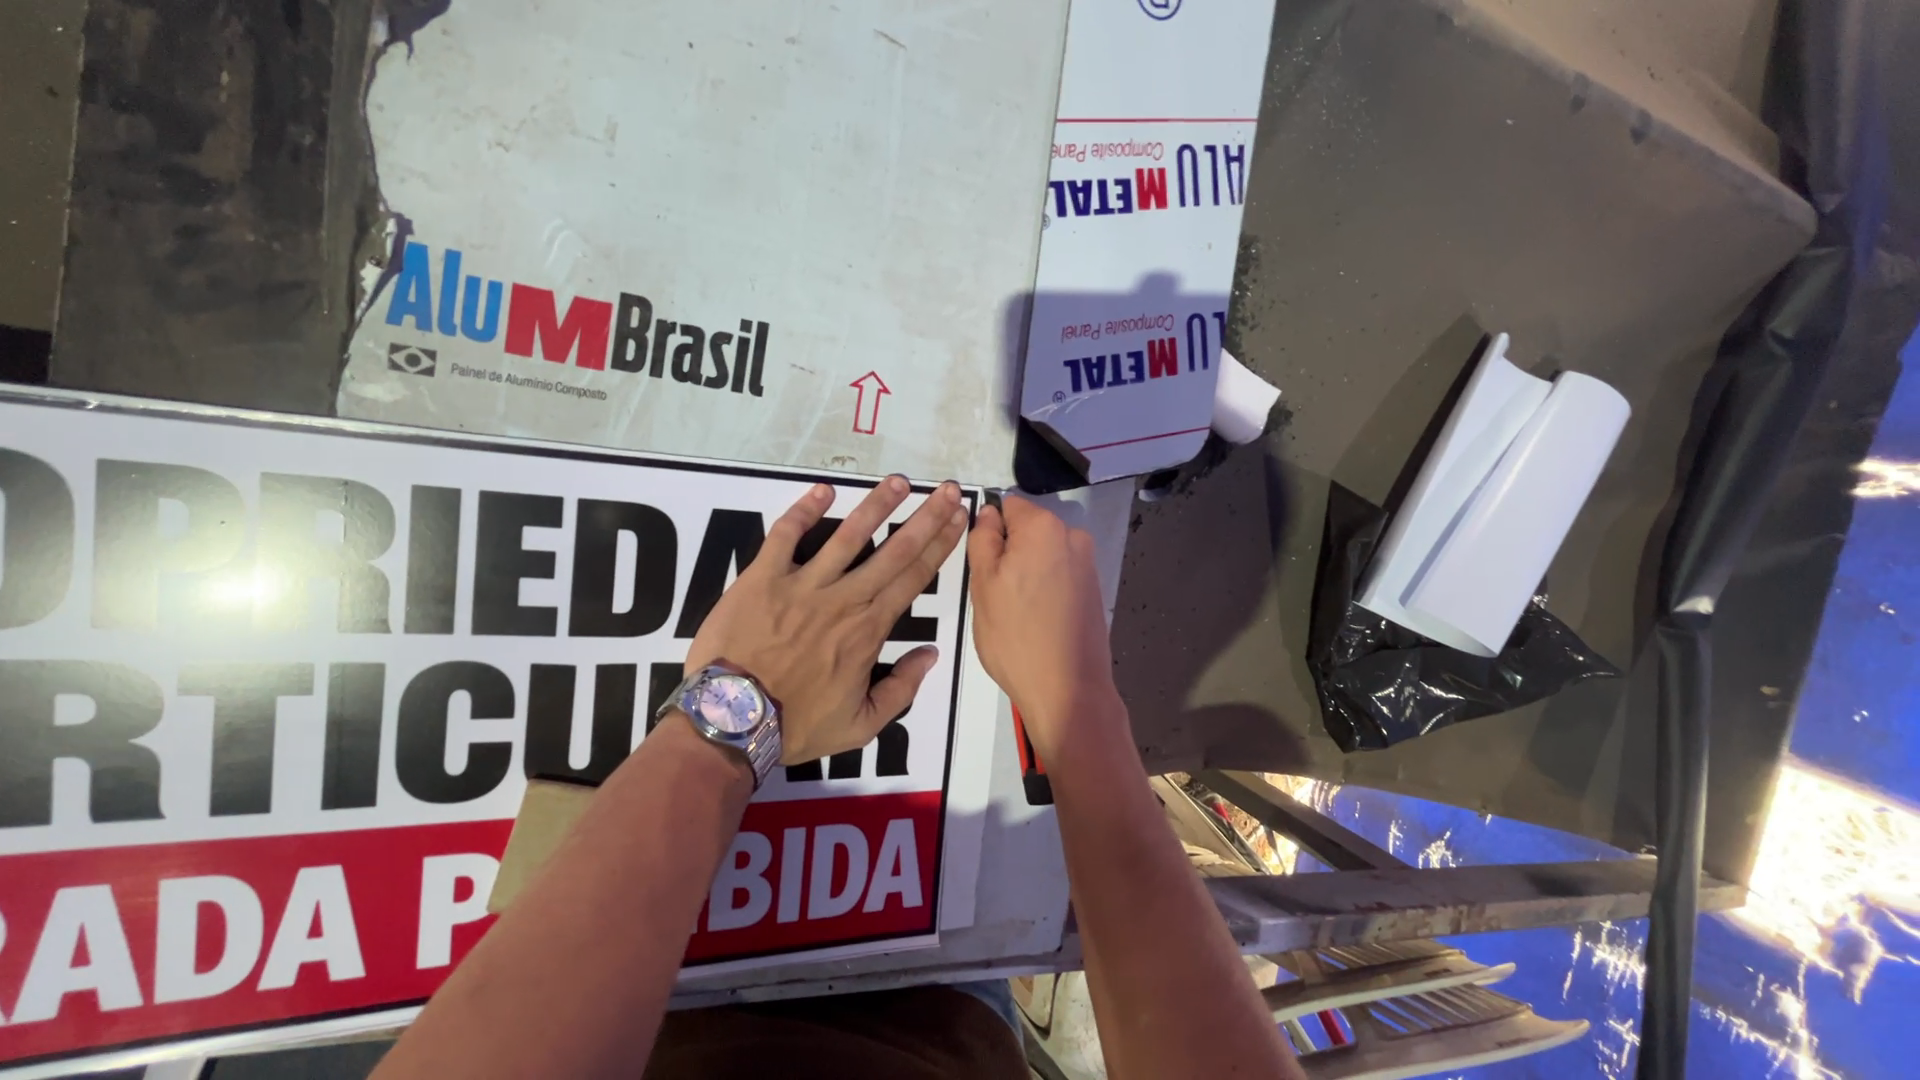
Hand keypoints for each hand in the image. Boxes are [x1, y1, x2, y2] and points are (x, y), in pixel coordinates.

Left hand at [687, 476, 967, 763]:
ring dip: (876, 505)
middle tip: (948, 489)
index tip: (958, 519)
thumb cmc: (796, 726)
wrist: (731, 719)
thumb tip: (930, 655)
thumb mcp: (860, 726)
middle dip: (925, 517)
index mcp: (868, 629)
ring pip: (848, 535)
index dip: (940, 545)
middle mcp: (843, 598)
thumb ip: (900, 690)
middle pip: (894, 550)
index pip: (914, 577)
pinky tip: (823, 491)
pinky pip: (786, 535)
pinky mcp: (762, 577)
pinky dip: (804, 511)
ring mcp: (802, 583)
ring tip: (899, 481)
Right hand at [967, 495, 1118, 760]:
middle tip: (994, 594)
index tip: (981, 565)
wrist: (1068, 690)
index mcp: (1044, 527)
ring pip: (1042, 556)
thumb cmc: (1015, 636)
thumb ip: (983, 540)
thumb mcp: (982, 585)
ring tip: (1014, 612)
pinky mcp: (1093, 592)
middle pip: (1027, 531)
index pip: (1007, 507)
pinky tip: (1035, 621)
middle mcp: (1072, 537)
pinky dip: (1044, 591)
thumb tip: (989, 514)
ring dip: (1025, 574)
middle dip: (1008, 554)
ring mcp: (1087, 565)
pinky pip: (1058, 577)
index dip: (988, 532)